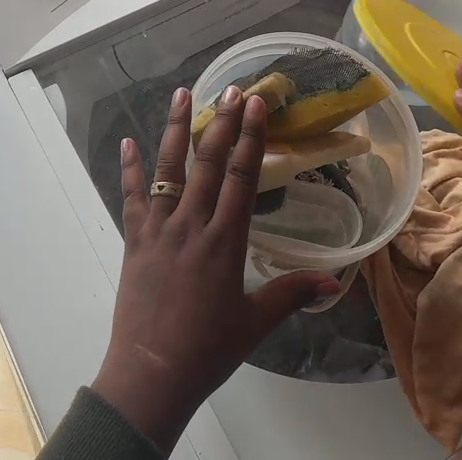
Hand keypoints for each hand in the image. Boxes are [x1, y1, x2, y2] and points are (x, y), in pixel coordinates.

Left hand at [92, 86, 341, 451]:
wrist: (150, 374)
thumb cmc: (208, 350)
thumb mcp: (254, 323)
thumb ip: (291, 295)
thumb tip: (333, 282)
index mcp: (224, 242)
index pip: (240, 177)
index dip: (249, 137)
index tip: (255, 104)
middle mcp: (190, 225)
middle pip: (207, 163)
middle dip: (221, 122)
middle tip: (231, 88)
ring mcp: (158, 229)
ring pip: (168, 169)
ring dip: (174, 129)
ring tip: (181, 93)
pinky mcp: (134, 240)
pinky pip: (132, 197)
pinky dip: (129, 168)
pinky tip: (127, 141)